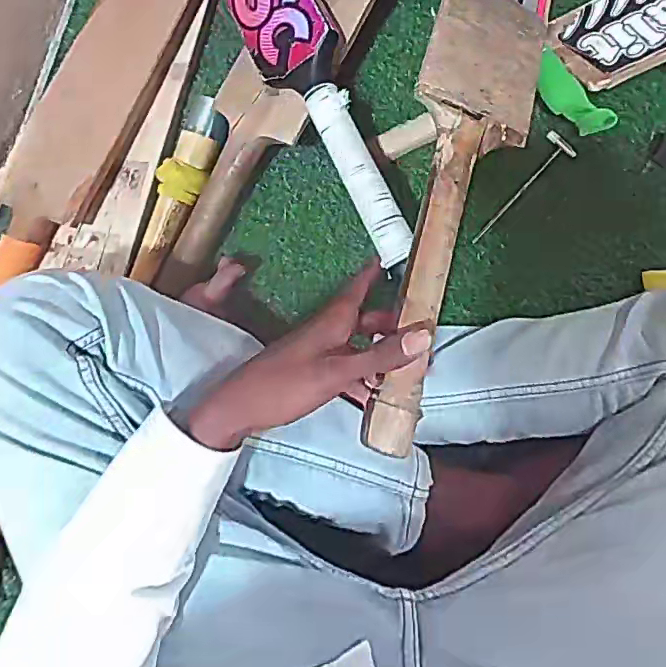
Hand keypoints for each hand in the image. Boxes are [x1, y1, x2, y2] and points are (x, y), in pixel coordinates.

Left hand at [184, 261, 432, 450]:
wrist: (240, 409)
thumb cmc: (286, 384)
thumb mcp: (338, 371)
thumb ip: (380, 355)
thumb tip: (423, 335)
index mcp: (334, 319)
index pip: (361, 284)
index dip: (378, 270)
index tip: (399, 257)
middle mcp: (330, 330)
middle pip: (369, 320)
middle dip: (396, 326)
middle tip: (425, 334)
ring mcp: (322, 352)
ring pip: (361, 347)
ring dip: (384, 357)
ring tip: (413, 371)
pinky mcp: (316, 374)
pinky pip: (350, 371)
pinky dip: (367, 381)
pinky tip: (380, 399)